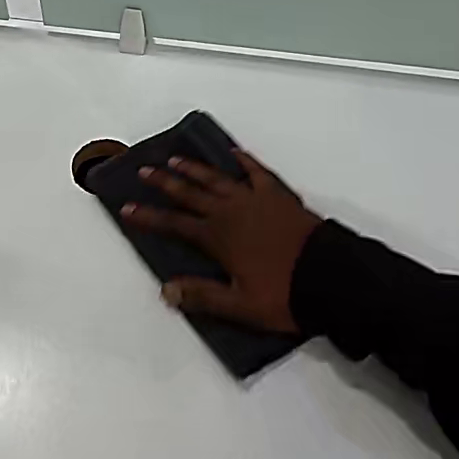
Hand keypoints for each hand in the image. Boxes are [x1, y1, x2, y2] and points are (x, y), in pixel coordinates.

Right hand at [123, 151, 321, 333]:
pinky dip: (244, 162)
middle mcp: (229, 212)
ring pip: (216, 179)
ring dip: (194, 169)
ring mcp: (254, 199)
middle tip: (145, 171)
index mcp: (217, 237)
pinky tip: (235, 153)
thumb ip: (202, 296)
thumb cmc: (284, 294)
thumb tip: (166, 290)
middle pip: (190, 193)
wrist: (331, 278)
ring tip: (176, 160)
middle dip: (164, 183)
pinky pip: (257, 172)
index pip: (174, 224)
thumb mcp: (241, 305)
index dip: (148, 217)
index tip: (127, 208)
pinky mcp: (278, 195)